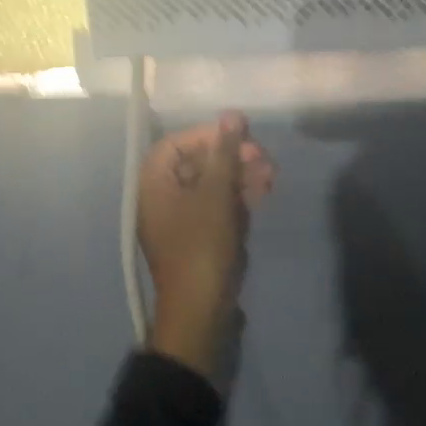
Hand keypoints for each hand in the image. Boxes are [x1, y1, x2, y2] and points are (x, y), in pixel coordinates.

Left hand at [137, 111, 274, 378]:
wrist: (201, 311)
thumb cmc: (202, 246)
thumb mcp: (216, 194)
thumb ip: (225, 153)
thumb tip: (232, 114)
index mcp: (153, 184)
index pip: (178, 143)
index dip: (209, 135)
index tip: (241, 135)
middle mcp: (162, 197)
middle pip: (198, 162)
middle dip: (232, 157)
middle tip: (264, 158)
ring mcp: (181, 219)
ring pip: (212, 185)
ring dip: (241, 177)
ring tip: (271, 177)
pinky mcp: (200, 237)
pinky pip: (217, 206)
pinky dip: (238, 198)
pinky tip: (263, 195)